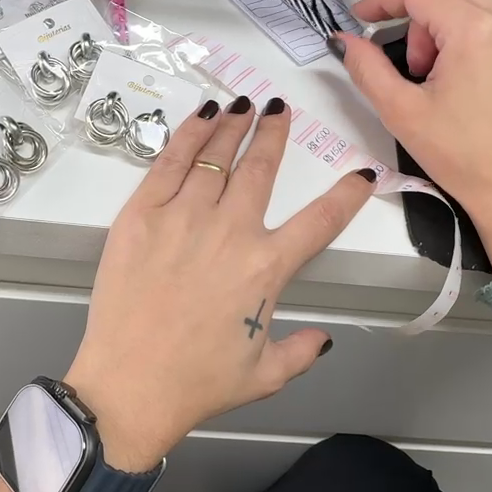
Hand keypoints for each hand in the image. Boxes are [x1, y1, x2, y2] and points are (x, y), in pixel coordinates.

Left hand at [63, 95, 376, 471]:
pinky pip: (169, 163)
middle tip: (281, 111)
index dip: (346, 196)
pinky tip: (202, 117)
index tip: (361, 175)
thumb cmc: (198, 384)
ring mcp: (183, 218)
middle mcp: (230, 232)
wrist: (130, 386)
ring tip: (243, 105)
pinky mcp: (141, 216)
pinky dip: (188, 135)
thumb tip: (323, 339)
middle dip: (275, 134)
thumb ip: (301, 352)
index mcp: (266, 267)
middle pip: (261, 168)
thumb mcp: (264, 376)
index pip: (322, 221)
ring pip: (215, 157)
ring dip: (233, 126)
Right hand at [339, 0, 491, 274]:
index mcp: (474, 32)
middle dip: (420, 11)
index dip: (382, 1)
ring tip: (436, 75)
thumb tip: (346, 42)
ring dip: (445, 23)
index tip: (363, 18)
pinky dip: (472, 36)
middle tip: (411, 59)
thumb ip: (366, 68)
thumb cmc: (465, 157)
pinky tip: (462, 81)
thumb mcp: (400, 111)